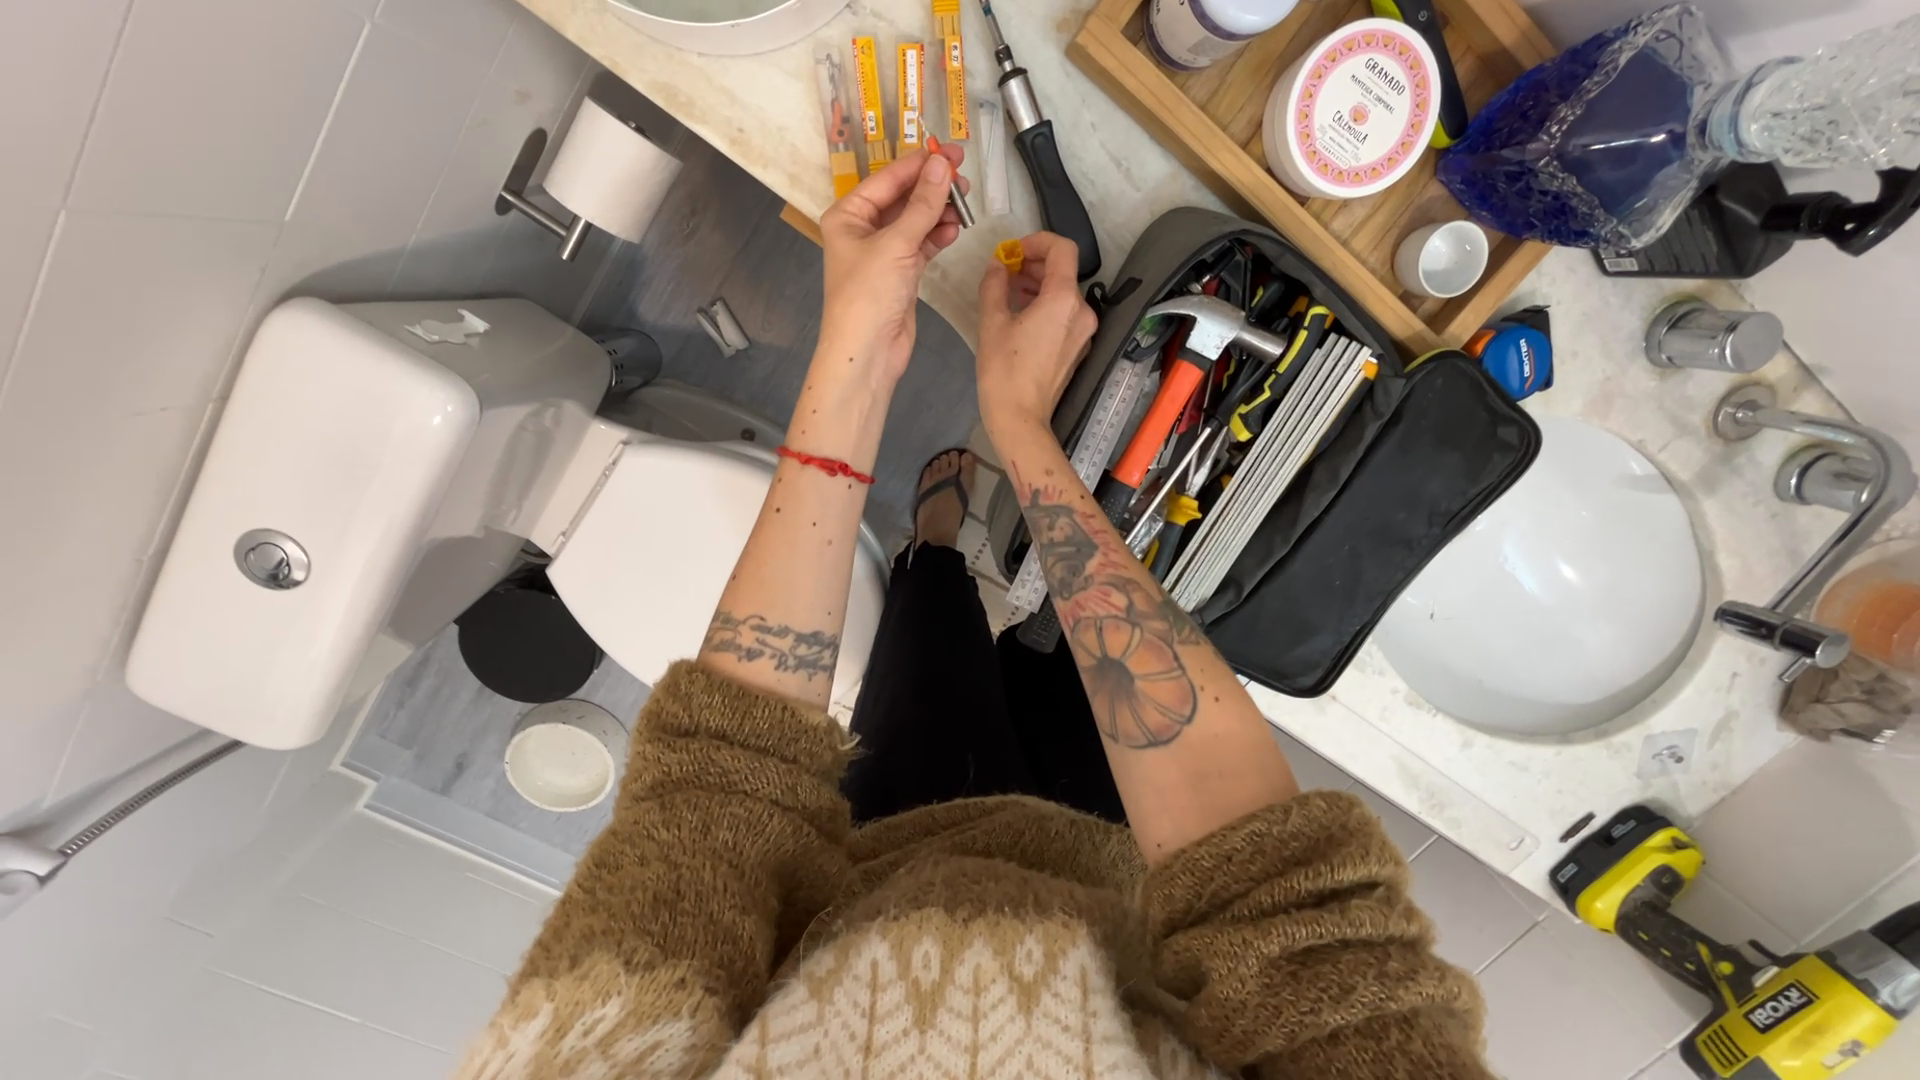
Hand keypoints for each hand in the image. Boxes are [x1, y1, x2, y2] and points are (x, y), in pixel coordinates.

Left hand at [818, 145, 969, 382]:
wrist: (867, 352)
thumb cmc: (868, 295)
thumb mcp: (896, 244)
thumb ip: (923, 204)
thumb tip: (942, 166)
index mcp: (848, 215)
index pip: (888, 179)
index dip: (919, 164)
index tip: (950, 151)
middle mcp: (863, 230)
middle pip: (903, 198)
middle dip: (932, 188)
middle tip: (964, 177)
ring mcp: (883, 253)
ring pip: (916, 221)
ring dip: (939, 211)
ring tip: (964, 204)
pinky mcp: (901, 274)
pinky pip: (922, 244)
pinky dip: (938, 235)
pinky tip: (955, 228)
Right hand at [976, 232, 1099, 436]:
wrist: (1020, 417)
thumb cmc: (1003, 371)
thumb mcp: (992, 321)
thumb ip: (994, 284)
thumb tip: (997, 265)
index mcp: (1064, 299)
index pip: (1062, 249)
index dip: (1037, 241)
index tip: (1013, 251)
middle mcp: (1082, 311)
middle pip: (1063, 271)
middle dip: (1034, 264)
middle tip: (1005, 271)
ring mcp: (1084, 331)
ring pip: (1064, 293)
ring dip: (1039, 285)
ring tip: (1009, 292)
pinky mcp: (1078, 347)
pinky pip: (1065, 314)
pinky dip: (1046, 305)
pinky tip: (1021, 315)